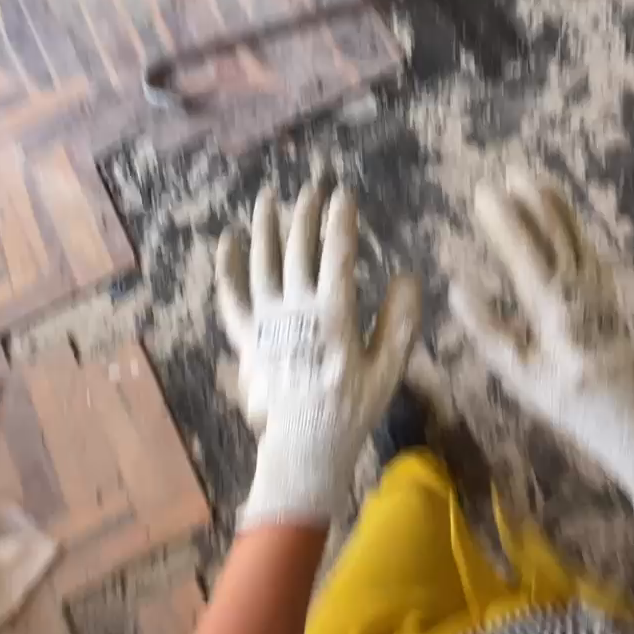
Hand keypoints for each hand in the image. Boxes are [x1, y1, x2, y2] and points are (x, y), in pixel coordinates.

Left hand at [215, 177, 420, 526]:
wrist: (303, 446)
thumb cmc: (351, 408)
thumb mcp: (388, 370)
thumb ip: (399, 322)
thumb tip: (407, 275)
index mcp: (334, 315)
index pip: (338, 254)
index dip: (341, 219)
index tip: (345, 194)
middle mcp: (296, 310)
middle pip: (298, 248)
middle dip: (306, 213)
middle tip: (312, 187)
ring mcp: (266, 321)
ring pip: (262, 262)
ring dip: (265, 226)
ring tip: (269, 197)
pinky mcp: (245, 335)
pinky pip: (230, 295)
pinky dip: (226, 266)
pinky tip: (226, 239)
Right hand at [449, 170, 633, 524]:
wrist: (630, 420)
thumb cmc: (565, 402)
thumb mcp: (518, 375)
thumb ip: (488, 329)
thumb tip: (458, 287)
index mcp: (554, 313)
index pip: (524, 255)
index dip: (503, 221)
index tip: (482, 194)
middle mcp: (580, 293)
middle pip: (554, 237)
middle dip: (529, 202)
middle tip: (508, 174)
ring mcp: (600, 290)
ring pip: (576, 238)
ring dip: (555, 206)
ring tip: (534, 178)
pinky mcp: (609, 292)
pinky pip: (590, 248)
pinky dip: (574, 225)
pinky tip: (564, 213)